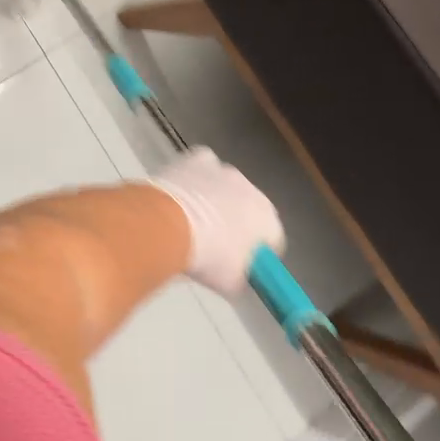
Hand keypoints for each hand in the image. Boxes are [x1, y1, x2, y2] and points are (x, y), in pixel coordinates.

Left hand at [150, 148, 284, 294]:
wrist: (168, 223)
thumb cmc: (205, 256)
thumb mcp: (231, 282)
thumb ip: (242, 276)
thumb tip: (237, 274)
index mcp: (267, 218)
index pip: (272, 237)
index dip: (259, 251)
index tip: (244, 262)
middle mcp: (250, 188)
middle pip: (248, 206)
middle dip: (237, 221)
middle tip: (216, 240)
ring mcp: (222, 169)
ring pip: (225, 184)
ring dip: (216, 196)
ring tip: (195, 215)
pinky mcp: (195, 158)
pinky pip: (202, 165)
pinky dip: (196, 175)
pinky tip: (184, 189)